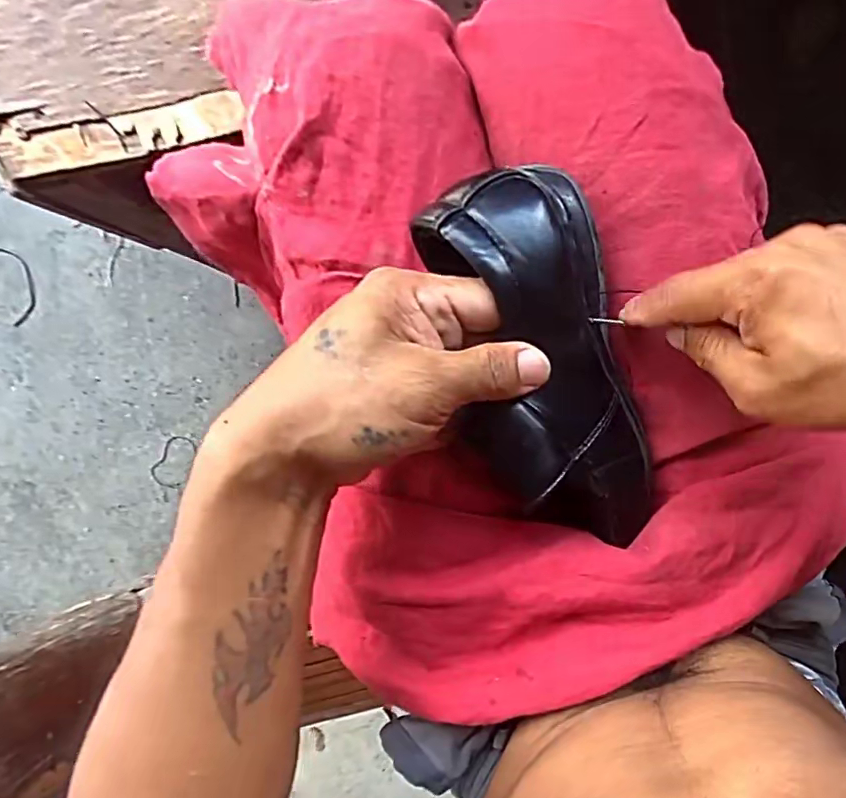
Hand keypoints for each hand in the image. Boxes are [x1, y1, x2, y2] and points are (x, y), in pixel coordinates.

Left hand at [198, 268, 549, 491]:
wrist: (285, 456)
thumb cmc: (349, 403)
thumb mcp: (428, 382)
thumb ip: (490, 369)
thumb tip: (544, 362)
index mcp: (410, 293)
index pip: (487, 300)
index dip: (525, 329)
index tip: (560, 358)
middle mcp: (408, 317)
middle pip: (479, 336)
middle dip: (506, 365)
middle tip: (549, 391)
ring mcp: (405, 357)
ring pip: (466, 370)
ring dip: (486, 394)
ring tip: (525, 410)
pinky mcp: (402, 391)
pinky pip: (448, 394)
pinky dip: (465, 411)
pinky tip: (488, 424)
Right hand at [619, 224, 845, 455]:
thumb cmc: (843, 387)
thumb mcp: (758, 389)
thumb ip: (709, 353)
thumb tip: (682, 329)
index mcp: (758, 277)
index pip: (685, 289)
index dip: (652, 306)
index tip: (628, 314)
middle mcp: (793, 243)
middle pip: (731, 277)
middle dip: (715, 309)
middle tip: (717, 345)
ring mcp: (835, 238)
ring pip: (772, 270)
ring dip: (760, 301)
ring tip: (784, 341)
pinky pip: (811, 266)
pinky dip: (798, 292)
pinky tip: (821, 323)